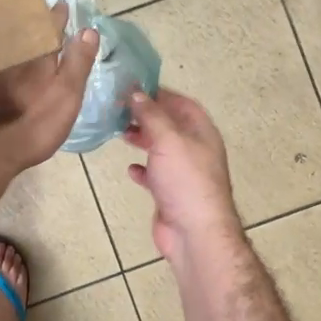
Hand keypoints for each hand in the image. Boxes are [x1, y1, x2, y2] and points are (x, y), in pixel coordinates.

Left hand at [0, 4, 100, 174]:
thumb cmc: (36, 123)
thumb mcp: (67, 94)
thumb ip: (77, 63)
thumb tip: (89, 30)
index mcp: (38, 59)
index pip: (49, 30)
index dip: (57, 16)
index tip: (61, 2)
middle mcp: (14, 60)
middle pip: (24, 35)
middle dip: (33, 22)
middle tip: (37, 8)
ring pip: (8, 49)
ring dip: (15, 38)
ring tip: (21, 30)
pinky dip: (3, 59)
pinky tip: (3, 62)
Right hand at [125, 89, 242, 264]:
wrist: (194, 232)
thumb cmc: (185, 180)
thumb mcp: (168, 139)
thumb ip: (151, 115)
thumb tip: (136, 92)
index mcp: (201, 132)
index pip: (181, 103)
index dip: (159, 94)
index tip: (132, 88)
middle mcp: (195, 149)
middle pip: (170, 125)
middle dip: (146, 116)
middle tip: (119, 110)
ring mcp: (184, 173)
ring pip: (161, 148)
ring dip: (142, 139)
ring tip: (120, 133)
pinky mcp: (171, 193)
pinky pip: (155, 175)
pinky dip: (143, 169)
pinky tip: (130, 169)